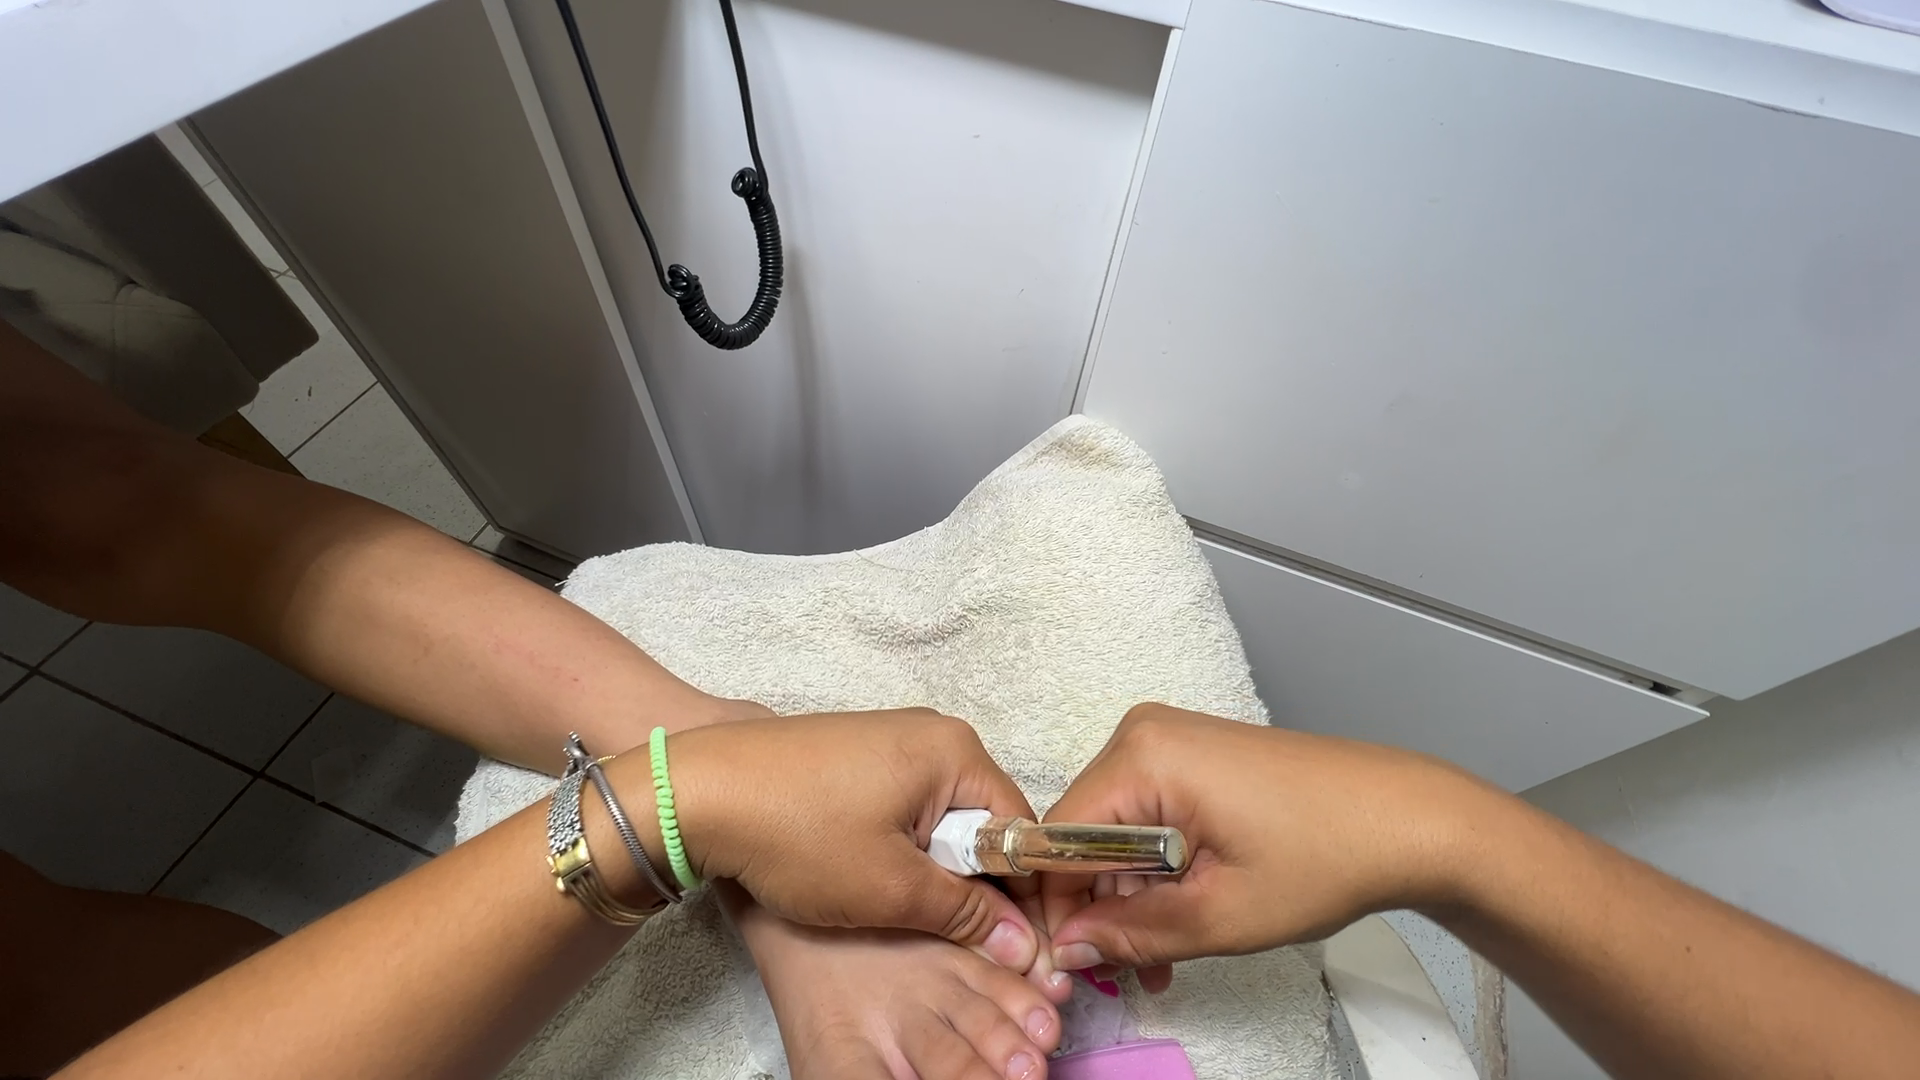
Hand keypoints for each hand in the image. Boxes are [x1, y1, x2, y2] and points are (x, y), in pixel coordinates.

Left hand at [665, 710, 1046, 972]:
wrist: (702, 788)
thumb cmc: (802, 833)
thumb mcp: (889, 887)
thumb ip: (965, 913)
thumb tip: (1022, 943)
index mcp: (957, 751)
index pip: (1020, 829)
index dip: (1022, 897)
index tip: (1015, 949)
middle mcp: (935, 731)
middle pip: (982, 819)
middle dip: (972, 880)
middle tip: (947, 931)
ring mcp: (895, 735)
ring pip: (942, 814)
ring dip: (933, 864)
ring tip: (899, 902)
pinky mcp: (862, 748)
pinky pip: (908, 800)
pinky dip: (902, 841)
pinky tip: (869, 868)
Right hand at [1039, 703, 1500, 974]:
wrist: (1405, 815)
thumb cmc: (1322, 857)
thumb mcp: (1222, 914)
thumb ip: (1131, 932)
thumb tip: (1066, 948)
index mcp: (1141, 757)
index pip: (1058, 834)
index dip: (1056, 902)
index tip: (1071, 962)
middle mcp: (1139, 733)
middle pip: (1084, 829)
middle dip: (1098, 902)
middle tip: (1130, 970)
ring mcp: (1163, 737)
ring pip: (1112, 825)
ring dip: (1128, 890)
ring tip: (1162, 954)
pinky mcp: (1183, 750)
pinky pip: (1141, 809)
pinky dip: (1150, 861)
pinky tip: (1177, 907)